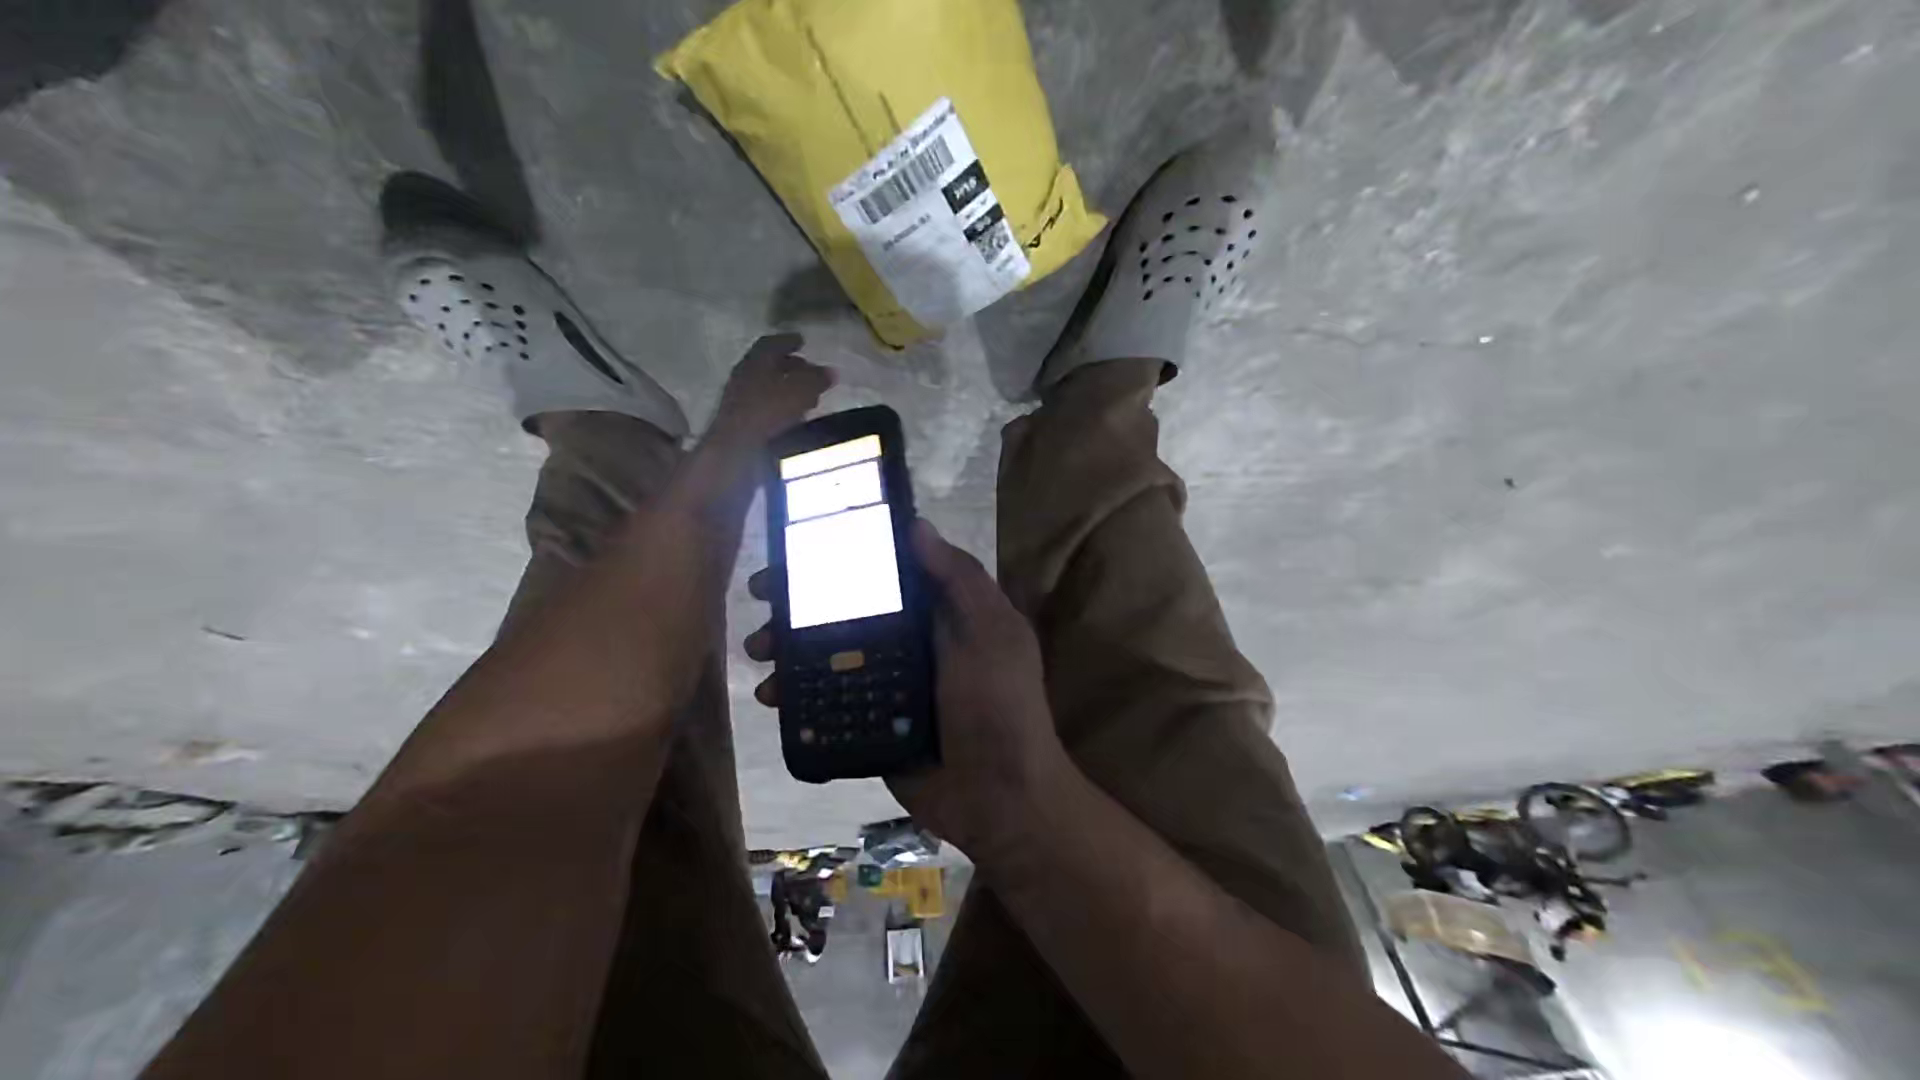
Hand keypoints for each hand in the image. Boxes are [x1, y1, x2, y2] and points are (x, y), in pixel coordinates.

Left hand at [704, 333, 833, 449]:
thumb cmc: (771, 409)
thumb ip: (817, 379)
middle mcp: (744, 373)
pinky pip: (762, 403)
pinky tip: (791, 414)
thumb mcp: (802, 390)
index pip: (772, 342)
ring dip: (783, 386)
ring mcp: (737, 397)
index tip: (802, 341)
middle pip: (767, 364)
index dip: (788, 340)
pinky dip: (777, 403)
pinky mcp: (738, 419)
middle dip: (788, 365)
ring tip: (804, 394)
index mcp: (757, 359)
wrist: (737, 445)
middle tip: (806, 368)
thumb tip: (831, 371)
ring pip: (764, 384)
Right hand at [744, 520, 1072, 854]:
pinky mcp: (871, 725)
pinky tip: (771, 697)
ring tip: (758, 650)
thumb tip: (917, 525)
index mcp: (940, 613)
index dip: (843, 557)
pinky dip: (797, 696)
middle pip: (847, 612)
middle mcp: (911, 642)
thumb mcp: (992, 633)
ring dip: (789, 648)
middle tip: (761, 599)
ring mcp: (888, 686)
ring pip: (829, 656)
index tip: (800, 548)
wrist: (1000, 798)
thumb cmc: (999, 705)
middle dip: (802, 603)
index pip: (885, 572)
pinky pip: (828, 702)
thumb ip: (960, 580)